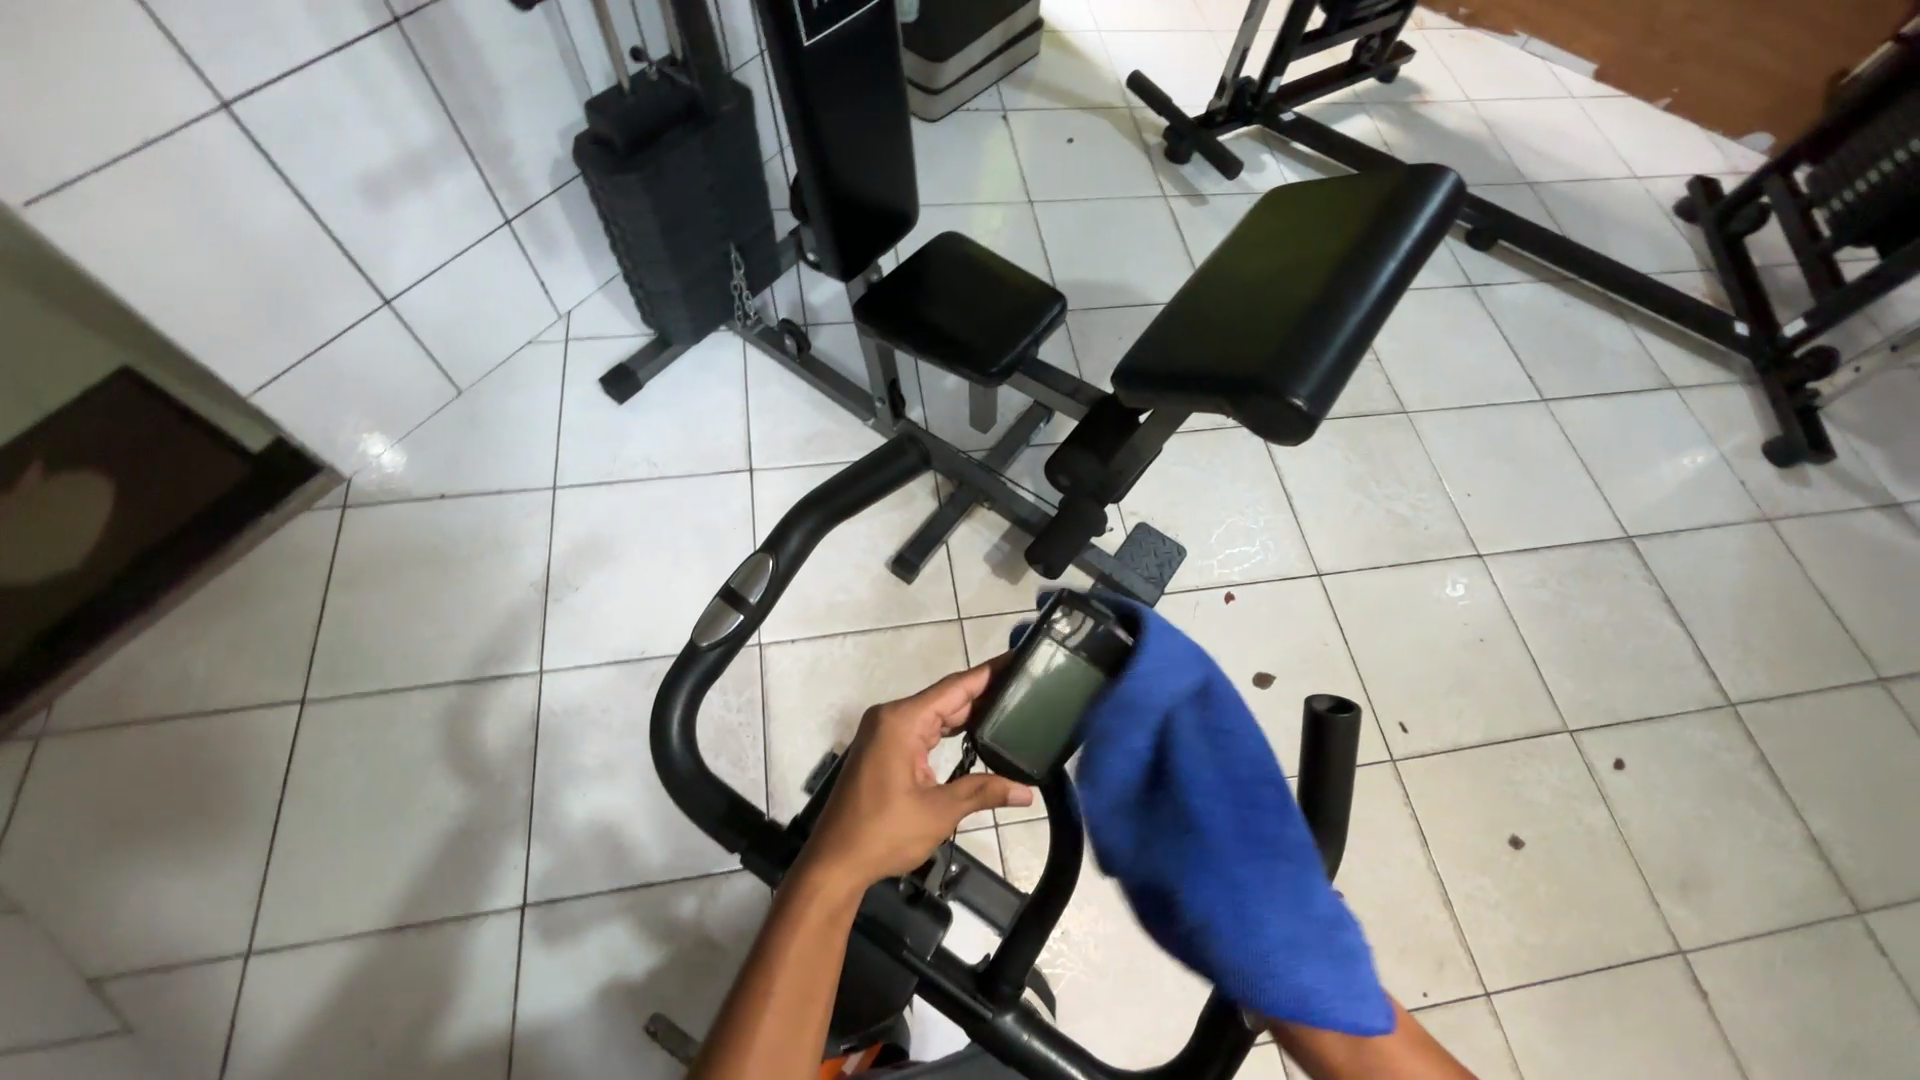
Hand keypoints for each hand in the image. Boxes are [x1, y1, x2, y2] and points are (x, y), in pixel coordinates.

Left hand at [797, 663, 1035, 891]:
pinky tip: (977, 733)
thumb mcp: (939, 812)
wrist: (836, 862)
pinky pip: (923, 730)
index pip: (954, 688)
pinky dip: (949, 731)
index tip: (1017, 658)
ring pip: (935, 715)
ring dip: (968, 715)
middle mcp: (891, 718)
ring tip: (1010, 707)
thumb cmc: (884, 833)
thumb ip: (983, 792)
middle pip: (945, 699)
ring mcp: (884, 733)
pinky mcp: (884, 749)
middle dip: (984, 695)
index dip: (988, 674)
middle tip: (1026, 689)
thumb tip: (1026, 792)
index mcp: (901, 721)